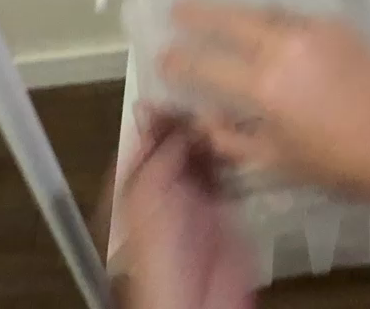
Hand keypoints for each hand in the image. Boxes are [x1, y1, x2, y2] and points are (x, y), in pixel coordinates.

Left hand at [118, 109, 254, 308]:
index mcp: (134, 188)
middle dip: (187, 119)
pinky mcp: (220, 206)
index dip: (156, 114)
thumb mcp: (148, 201)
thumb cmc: (161, 268)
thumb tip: (162, 118)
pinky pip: (224, 170)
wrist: (200, 305)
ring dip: (209, 132)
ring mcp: (191, 198)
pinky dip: (229, 151)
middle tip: (203, 92)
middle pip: (174, 143)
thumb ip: (156, 157)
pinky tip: (235, 135)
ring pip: (200, 152)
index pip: (143, 140)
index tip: (171, 84)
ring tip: (220, 108)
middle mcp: (161, 190)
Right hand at [159, 0, 369, 221]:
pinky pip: (294, 18)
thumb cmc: (335, 163)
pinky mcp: (336, 25)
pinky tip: (270, 32)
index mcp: (264, 85)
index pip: (207, 64)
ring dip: (239, 14)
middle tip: (179, 7)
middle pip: (231, 19)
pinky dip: (274, 22)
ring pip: (264, 12)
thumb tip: (201, 116)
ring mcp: (312, 29)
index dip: (180, 59)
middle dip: (200, 12)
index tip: (163, 54)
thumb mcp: (275, 159)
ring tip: (221, 18)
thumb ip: (231, 137)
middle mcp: (284, 46)